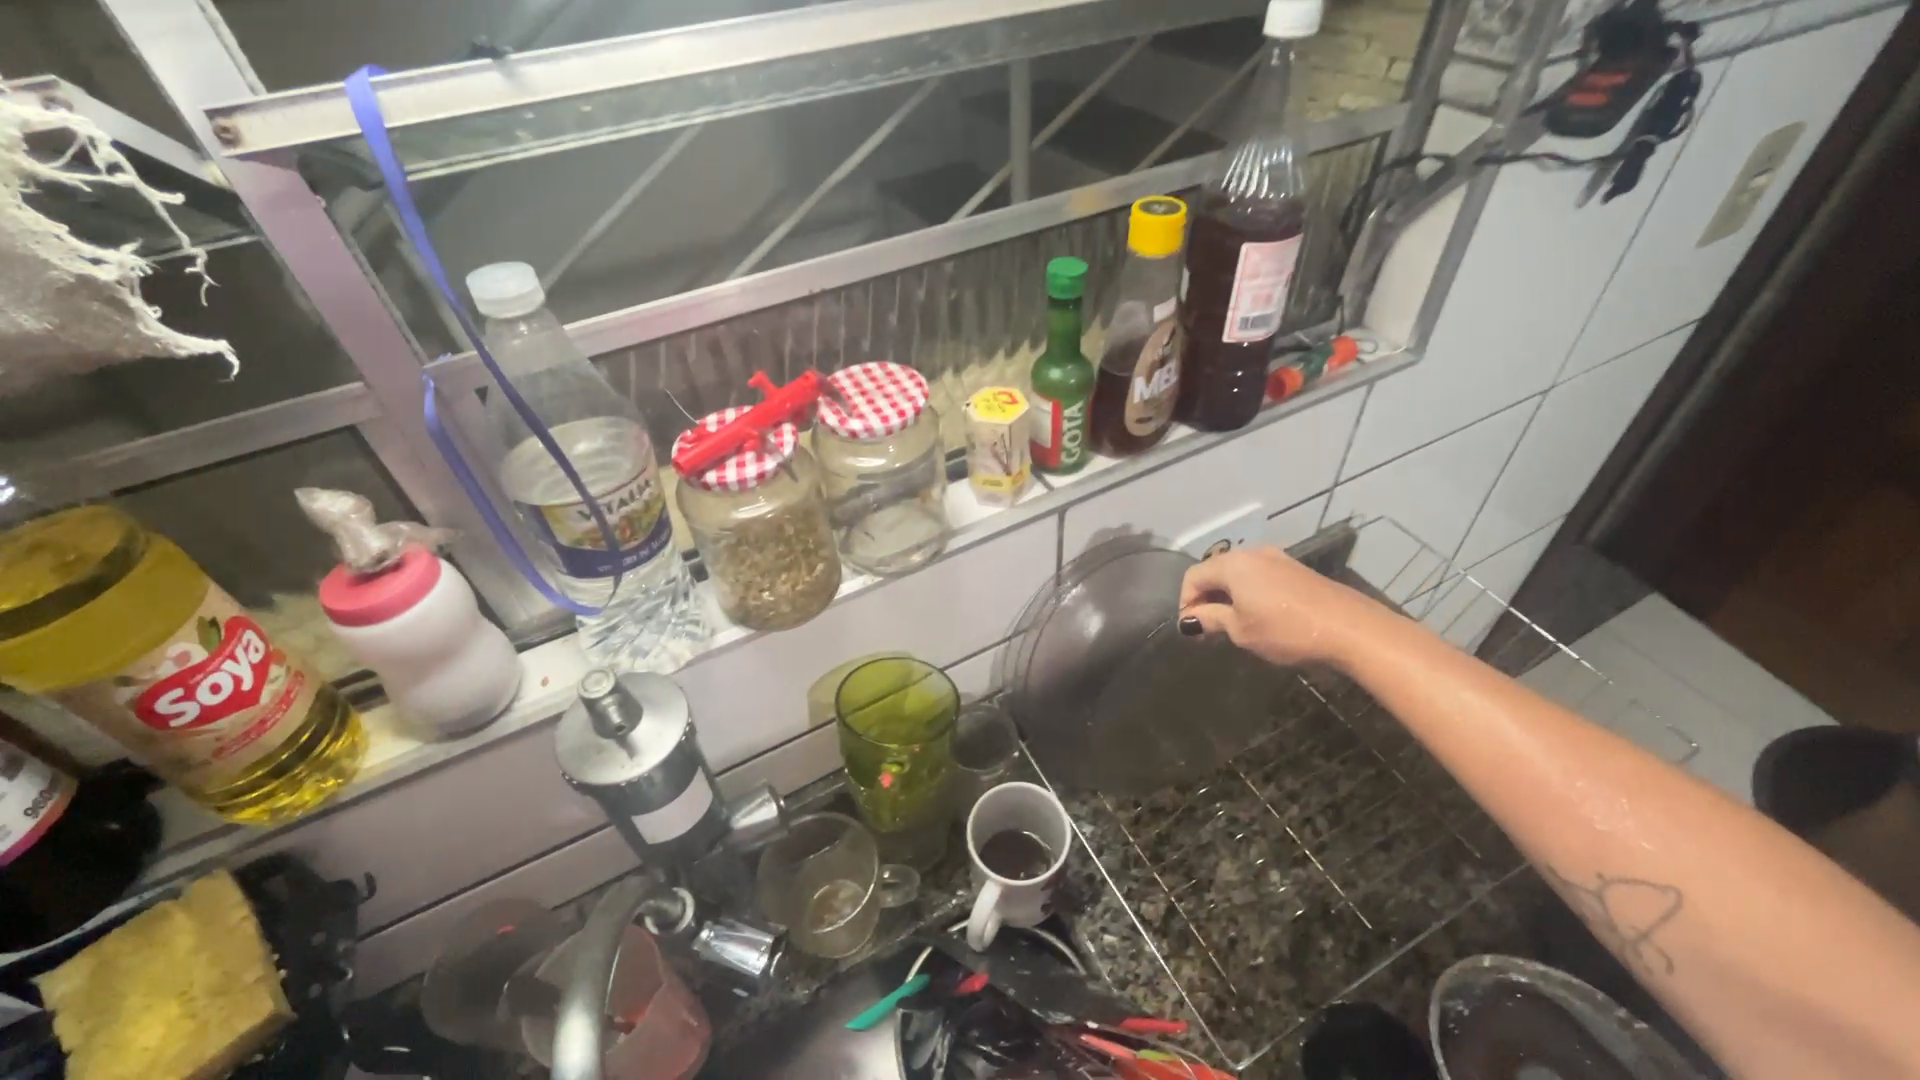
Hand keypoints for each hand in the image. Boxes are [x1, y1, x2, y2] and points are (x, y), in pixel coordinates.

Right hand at [1178, 547, 1388, 668]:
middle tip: (1207, 627)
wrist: (1348, 628)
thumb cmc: (1286, 630)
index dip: (1186, 602)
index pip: (1193, 576)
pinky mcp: (1295, 569)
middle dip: (1206, 596)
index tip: (1191, 628)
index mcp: (1233, 564)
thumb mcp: (1241, 630)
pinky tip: (1258, 614)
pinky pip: (1259, 576)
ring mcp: (1277, 558)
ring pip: (1239, 573)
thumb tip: (1189, 619)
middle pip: (1215, 570)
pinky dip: (1249, 591)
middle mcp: (1252, 553)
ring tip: (1233, 622)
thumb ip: (1211, 619)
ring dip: (1228, 594)